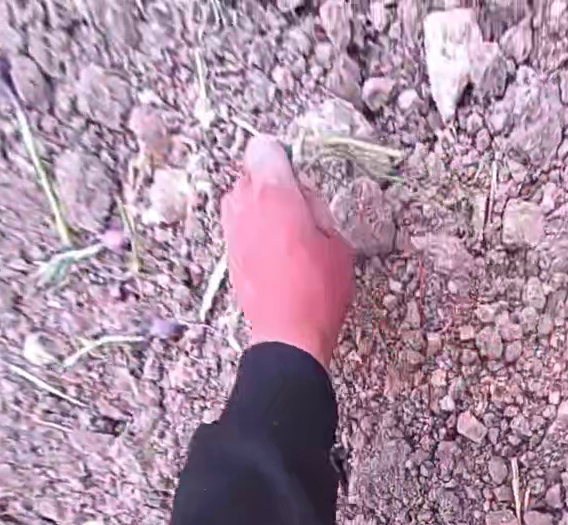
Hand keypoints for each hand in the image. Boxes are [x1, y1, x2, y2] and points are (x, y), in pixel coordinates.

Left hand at [222, 134, 354, 367]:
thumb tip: (305, 198)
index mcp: (274, 192)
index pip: (267, 146)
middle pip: (254, 172)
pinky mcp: (229, 251)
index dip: (287, 161)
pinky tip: (279, 258)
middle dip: (276, 186)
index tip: (302, 184)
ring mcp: (232, 228)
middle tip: (303, 217)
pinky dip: (258, 233)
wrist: (289, 335)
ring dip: (265, 211)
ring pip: (246, 200)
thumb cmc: (318, 292)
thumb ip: (319, 210)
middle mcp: (244, 202)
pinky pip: (243, 226)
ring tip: (291, 241)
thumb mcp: (339, 247)